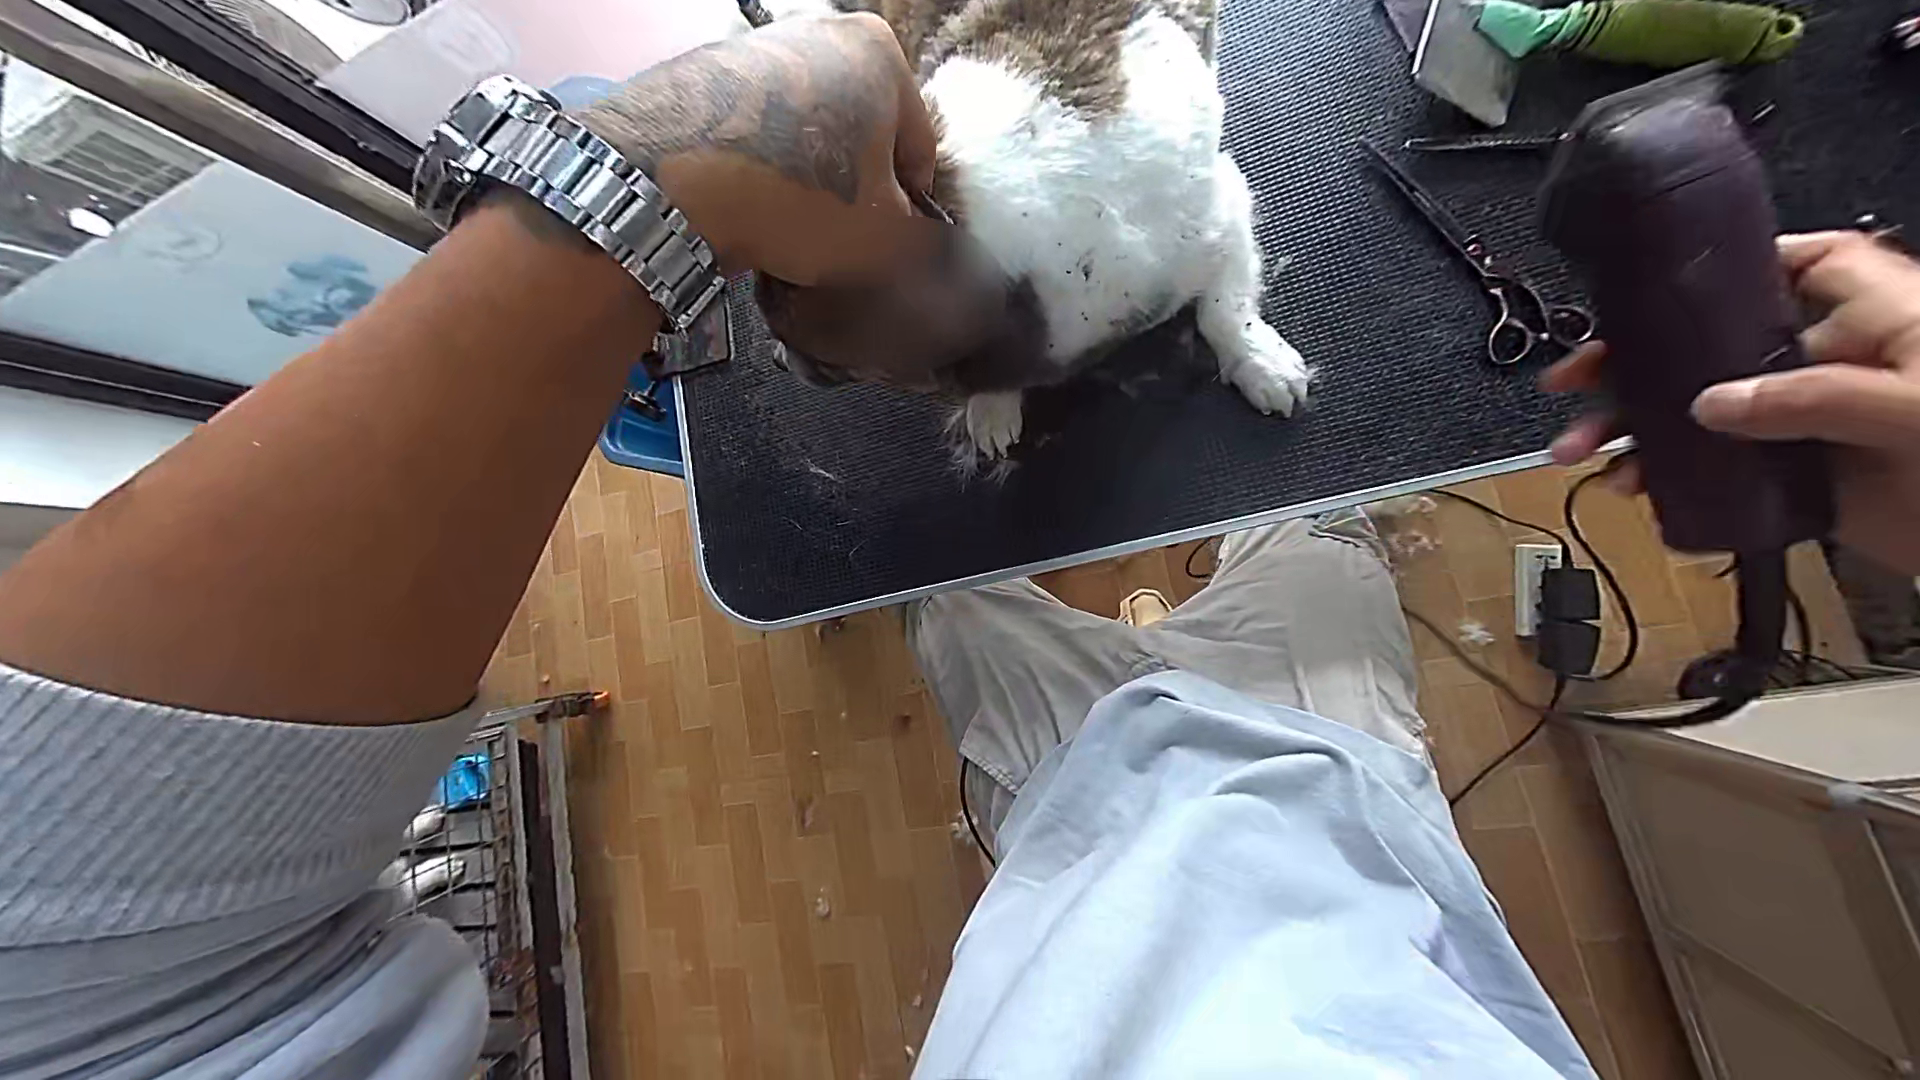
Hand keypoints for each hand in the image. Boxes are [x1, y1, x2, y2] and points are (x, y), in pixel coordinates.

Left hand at [572, 14, 940, 285]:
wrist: (675, 180)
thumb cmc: (804, 202)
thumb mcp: (888, 240)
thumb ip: (932, 246)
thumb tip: (940, 251)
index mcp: (882, 56)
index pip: (921, 155)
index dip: (909, 213)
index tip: (883, 244)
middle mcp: (827, 31)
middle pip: (867, 142)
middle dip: (860, 196)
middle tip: (838, 241)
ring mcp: (767, 47)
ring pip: (819, 140)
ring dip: (818, 187)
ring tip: (795, 226)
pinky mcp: (720, 73)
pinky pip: (771, 135)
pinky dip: (775, 171)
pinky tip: (760, 204)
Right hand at [1545, 231, 1919, 572]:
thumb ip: (1825, 398)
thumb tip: (1715, 402)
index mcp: (1884, 328)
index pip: (1813, 268)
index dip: (1745, 266)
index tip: (1670, 287)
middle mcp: (1827, 370)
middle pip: (1709, 347)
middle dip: (1629, 362)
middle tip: (1572, 378)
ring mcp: (1796, 426)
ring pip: (1685, 414)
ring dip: (1620, 429)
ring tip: (1577, 449)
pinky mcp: (1777, 475)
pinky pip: (1695, 468)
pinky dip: (1649, 475)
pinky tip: (1628, 483)